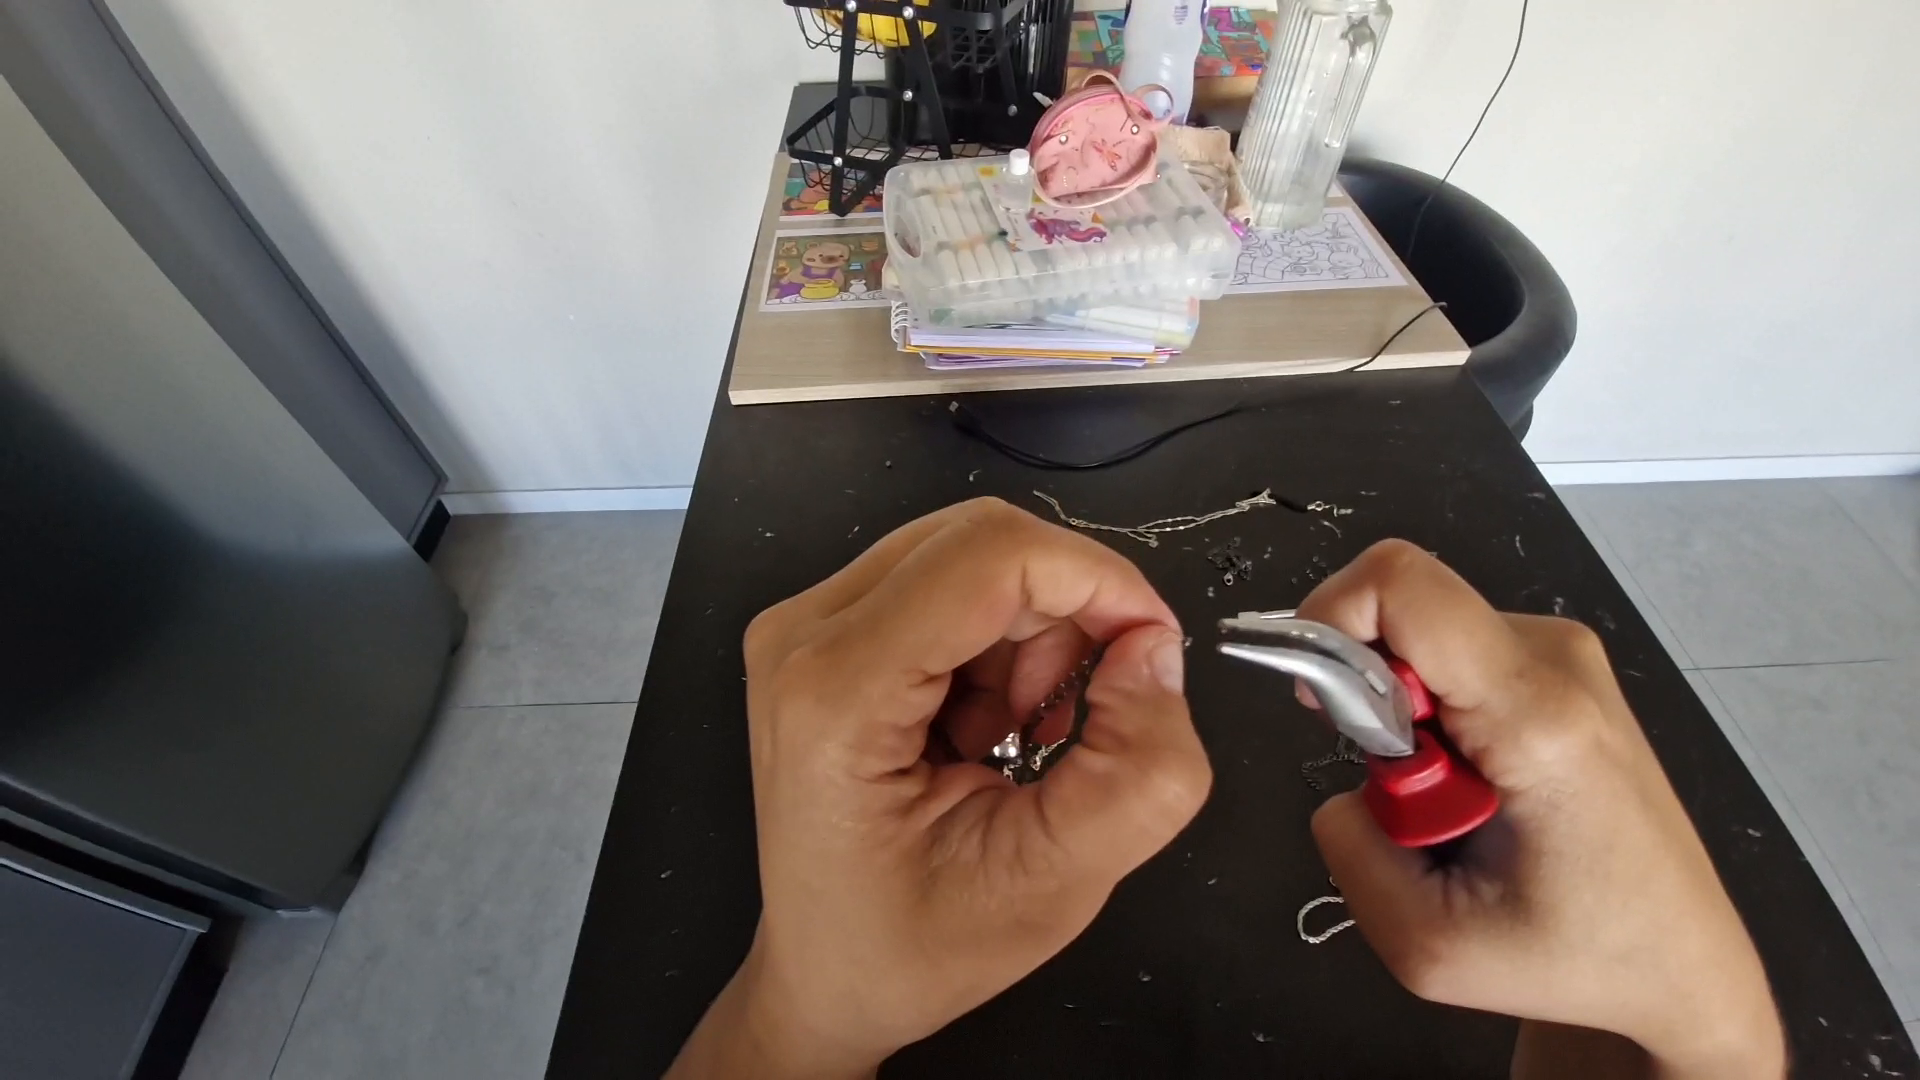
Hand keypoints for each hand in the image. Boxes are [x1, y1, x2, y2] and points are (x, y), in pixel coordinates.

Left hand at [668, 499, 1211, 1078]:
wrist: (823, 968)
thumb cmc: (915, 946)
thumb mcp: (1053, 886)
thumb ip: (1138, 773)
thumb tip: (1155, 650)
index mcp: (836, 693)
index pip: (988, 556)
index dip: (1095, 577)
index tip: (1150, 641)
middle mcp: (803, 631)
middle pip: (981, 542)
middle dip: (1064, 610)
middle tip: (1073, 711)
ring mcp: (804, 620)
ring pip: (968, 553)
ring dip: (1029, 628)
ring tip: (1018, 729)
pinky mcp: (821, 624)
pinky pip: (942, 578)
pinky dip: (995, 632)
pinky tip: (983, 714)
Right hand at [1296, 540, 1783, 1079]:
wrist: (1683, 970)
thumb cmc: (1571, 964)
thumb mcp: (1424, 943)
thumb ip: (1344, 842)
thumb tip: (1342, 777)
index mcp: (1536, 719)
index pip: (1403, 587)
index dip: (1327, 615)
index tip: (1320, 695)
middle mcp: (1556, 662)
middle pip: (1400, 608)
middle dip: (1360, 684)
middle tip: (1388, 771)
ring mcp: (1563, 657)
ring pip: (1416, 632)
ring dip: (1392, 703)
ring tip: (1435, 787)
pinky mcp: (1557, 667)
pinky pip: (1443, 647)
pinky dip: (1420, 700)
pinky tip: (1460, 769)